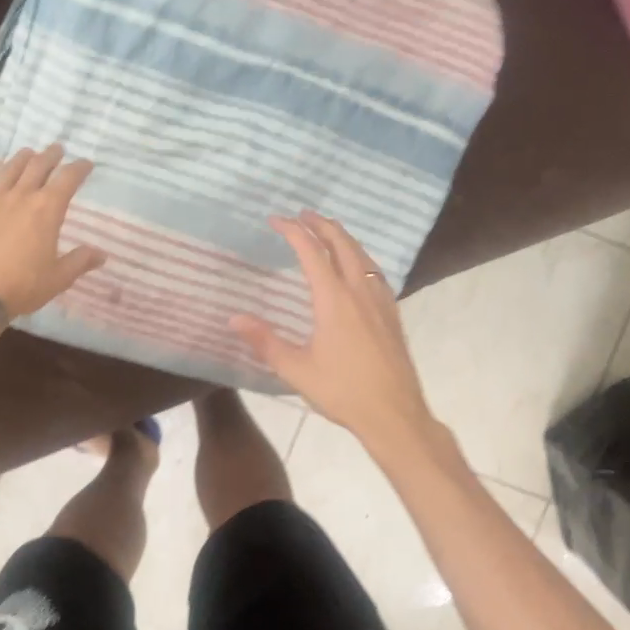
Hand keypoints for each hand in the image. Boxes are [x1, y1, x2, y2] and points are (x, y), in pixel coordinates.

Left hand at [0, 145, 105, 316]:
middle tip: (57, 149)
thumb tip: (102, 254)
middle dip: (50, 155)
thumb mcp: (58, 279)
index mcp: (46, 210)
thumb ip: (80, 262)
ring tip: (27, 154)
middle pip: (37, 166)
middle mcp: (19, 197)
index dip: (79, 168)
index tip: (86, 164)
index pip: (67, 179)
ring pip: (8, 170)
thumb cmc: (21, 286)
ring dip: (21, 159)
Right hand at [229, 211, 436, 443]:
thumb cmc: (342, 392)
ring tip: (328, 231)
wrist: (395, 416)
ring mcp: (380, 302)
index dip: (293, 231)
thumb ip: (264, 341)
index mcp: (334, 300)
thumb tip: (234, 318)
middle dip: (322, 224)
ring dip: (343, 237)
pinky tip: (358, 268)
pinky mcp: (392, 316)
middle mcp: (359, 292)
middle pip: (342, 244)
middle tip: (303, 214)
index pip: (312, 252)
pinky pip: (375, 273)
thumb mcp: (295, 369)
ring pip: (363, 256)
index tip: (276, 219)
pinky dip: (360, 258)